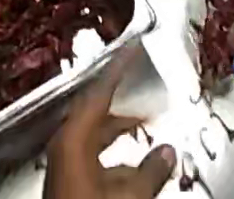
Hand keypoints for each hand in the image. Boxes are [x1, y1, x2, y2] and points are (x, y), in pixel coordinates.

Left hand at [44, 55, 175, 198]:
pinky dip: (115, 156)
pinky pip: (95, 156)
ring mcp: (64, 162)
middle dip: (122, 103)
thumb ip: (150, 171)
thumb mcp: (127, 195)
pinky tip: (136, 166)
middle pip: (96, 111)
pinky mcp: (69, 180)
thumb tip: (169, 151)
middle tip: (143, 90)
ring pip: (96, 136)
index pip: (98, 92)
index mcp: (72, 136)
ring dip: (120, 131)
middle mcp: (64, 144)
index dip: (117, 69)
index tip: (130, 49)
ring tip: (145, 127)